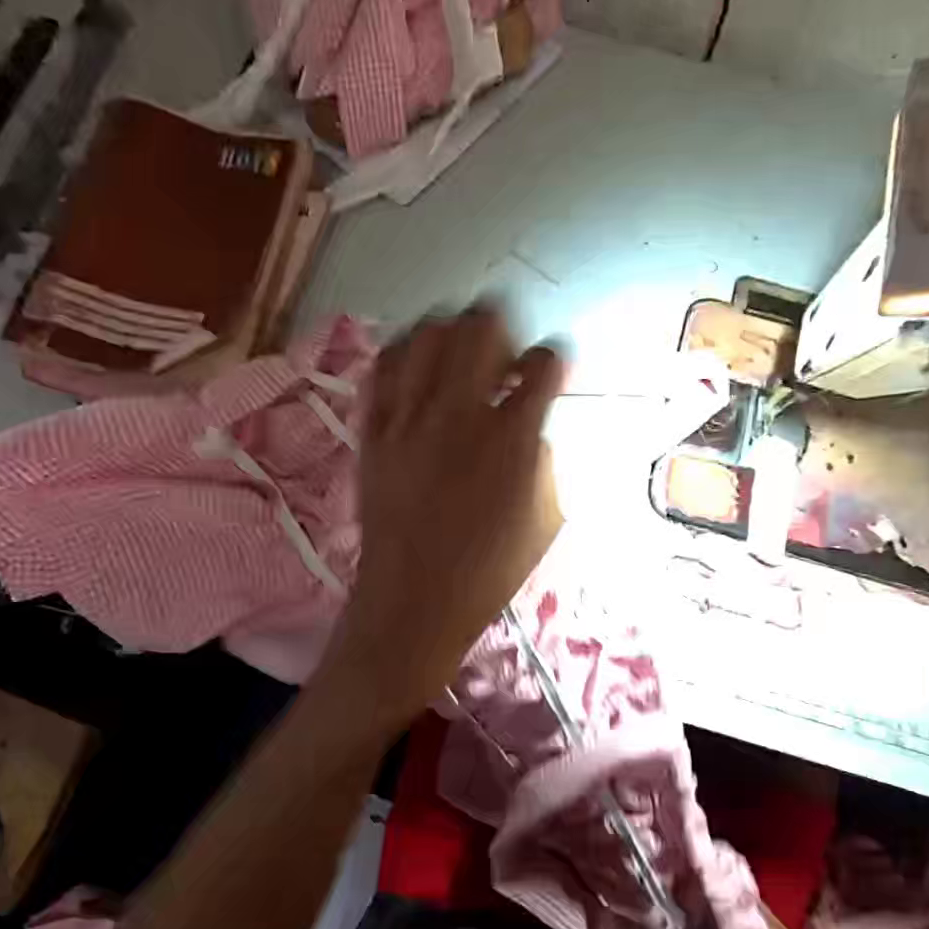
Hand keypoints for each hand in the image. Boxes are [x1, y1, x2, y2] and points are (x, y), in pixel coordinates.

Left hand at [333, 306, 565, 706]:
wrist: (416, 601)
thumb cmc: (491, 569)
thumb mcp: (545, 517)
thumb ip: (542, 458)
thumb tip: (530, 424)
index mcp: (512, 440)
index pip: (543, 365)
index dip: (554, 358)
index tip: (553, 367)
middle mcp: (460, 415)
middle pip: (482, 328)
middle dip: (504, 327)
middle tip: (506, 355)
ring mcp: (410, 420)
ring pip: (428, 335)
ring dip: (454, 332)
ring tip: (462, 353)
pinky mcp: (374, 431)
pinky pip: (384, 368)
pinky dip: (406, 355)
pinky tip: (419, 368)